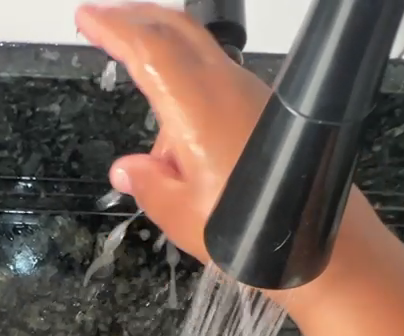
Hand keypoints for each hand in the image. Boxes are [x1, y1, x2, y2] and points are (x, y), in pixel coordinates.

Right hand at [75, 3, 403, 320]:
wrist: (316, 246)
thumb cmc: (256, 232)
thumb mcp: (182, 217)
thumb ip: (148, 185)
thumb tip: (126, 170)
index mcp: (199, 109)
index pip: (149, 49)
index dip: (114, 28)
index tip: (87, 17)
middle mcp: (227, 89)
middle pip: (177, 31)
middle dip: (136, 21)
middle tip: (104, 24)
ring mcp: (249, 95)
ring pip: (195, 65)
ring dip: (166, 87)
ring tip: (166, 171)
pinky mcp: (262, 111)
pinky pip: (214, 91)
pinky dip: (188, 107)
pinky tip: (188, 162)